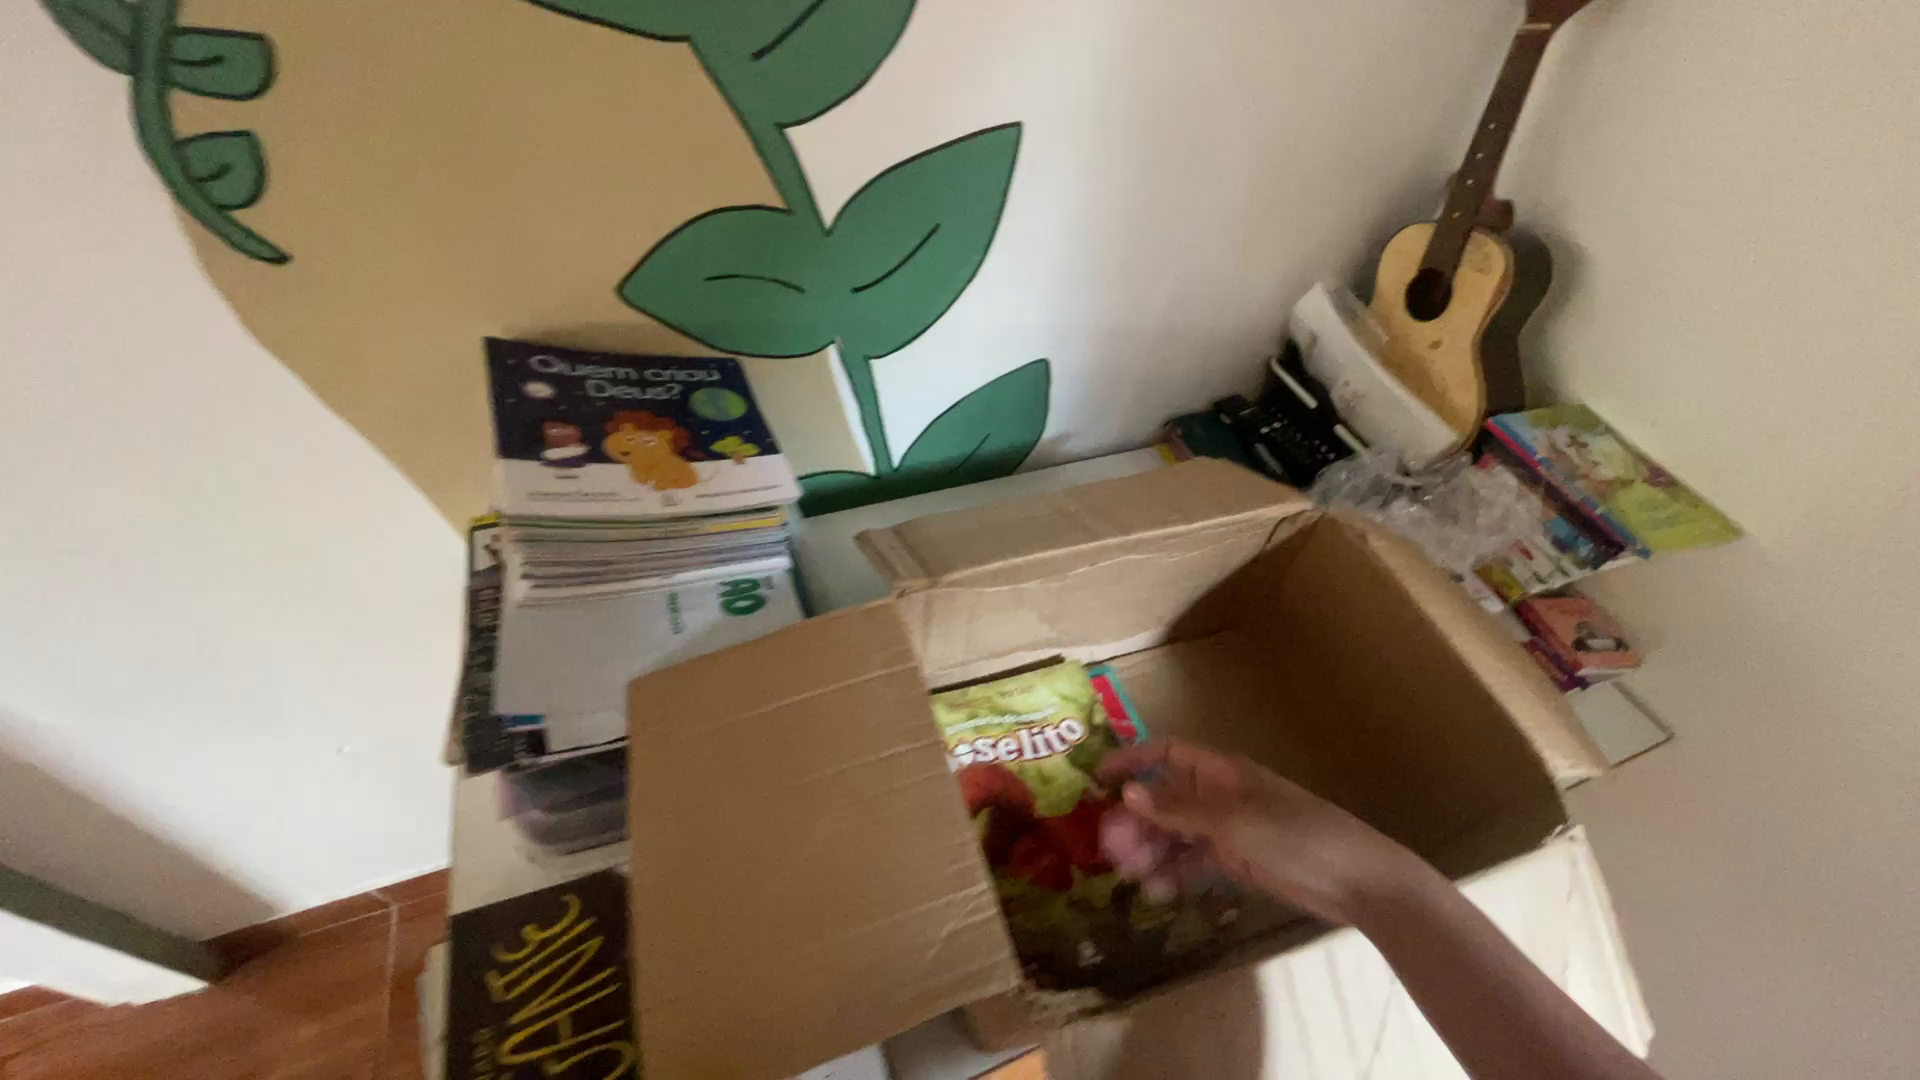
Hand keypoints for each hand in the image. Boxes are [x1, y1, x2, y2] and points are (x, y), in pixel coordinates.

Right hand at [1095, 739, 1425, 924]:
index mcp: (1220, 772)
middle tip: (1108, 846)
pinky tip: (1155, 891)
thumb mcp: (1232, 821)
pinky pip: (1194, 861)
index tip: (1098, 779)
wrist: (1357, 881)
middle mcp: (1218, 795)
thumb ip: (1179, 810)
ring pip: (1175, 833)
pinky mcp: (1237, 860)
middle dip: (1135, 818)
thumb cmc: (1295, 835)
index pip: (1166, 754)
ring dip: (1150, 849)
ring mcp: (1227, 829)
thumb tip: (1128, 794)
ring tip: (1127, 874)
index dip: (1131, 760)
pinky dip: (1174, 873)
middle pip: (1165, 798)